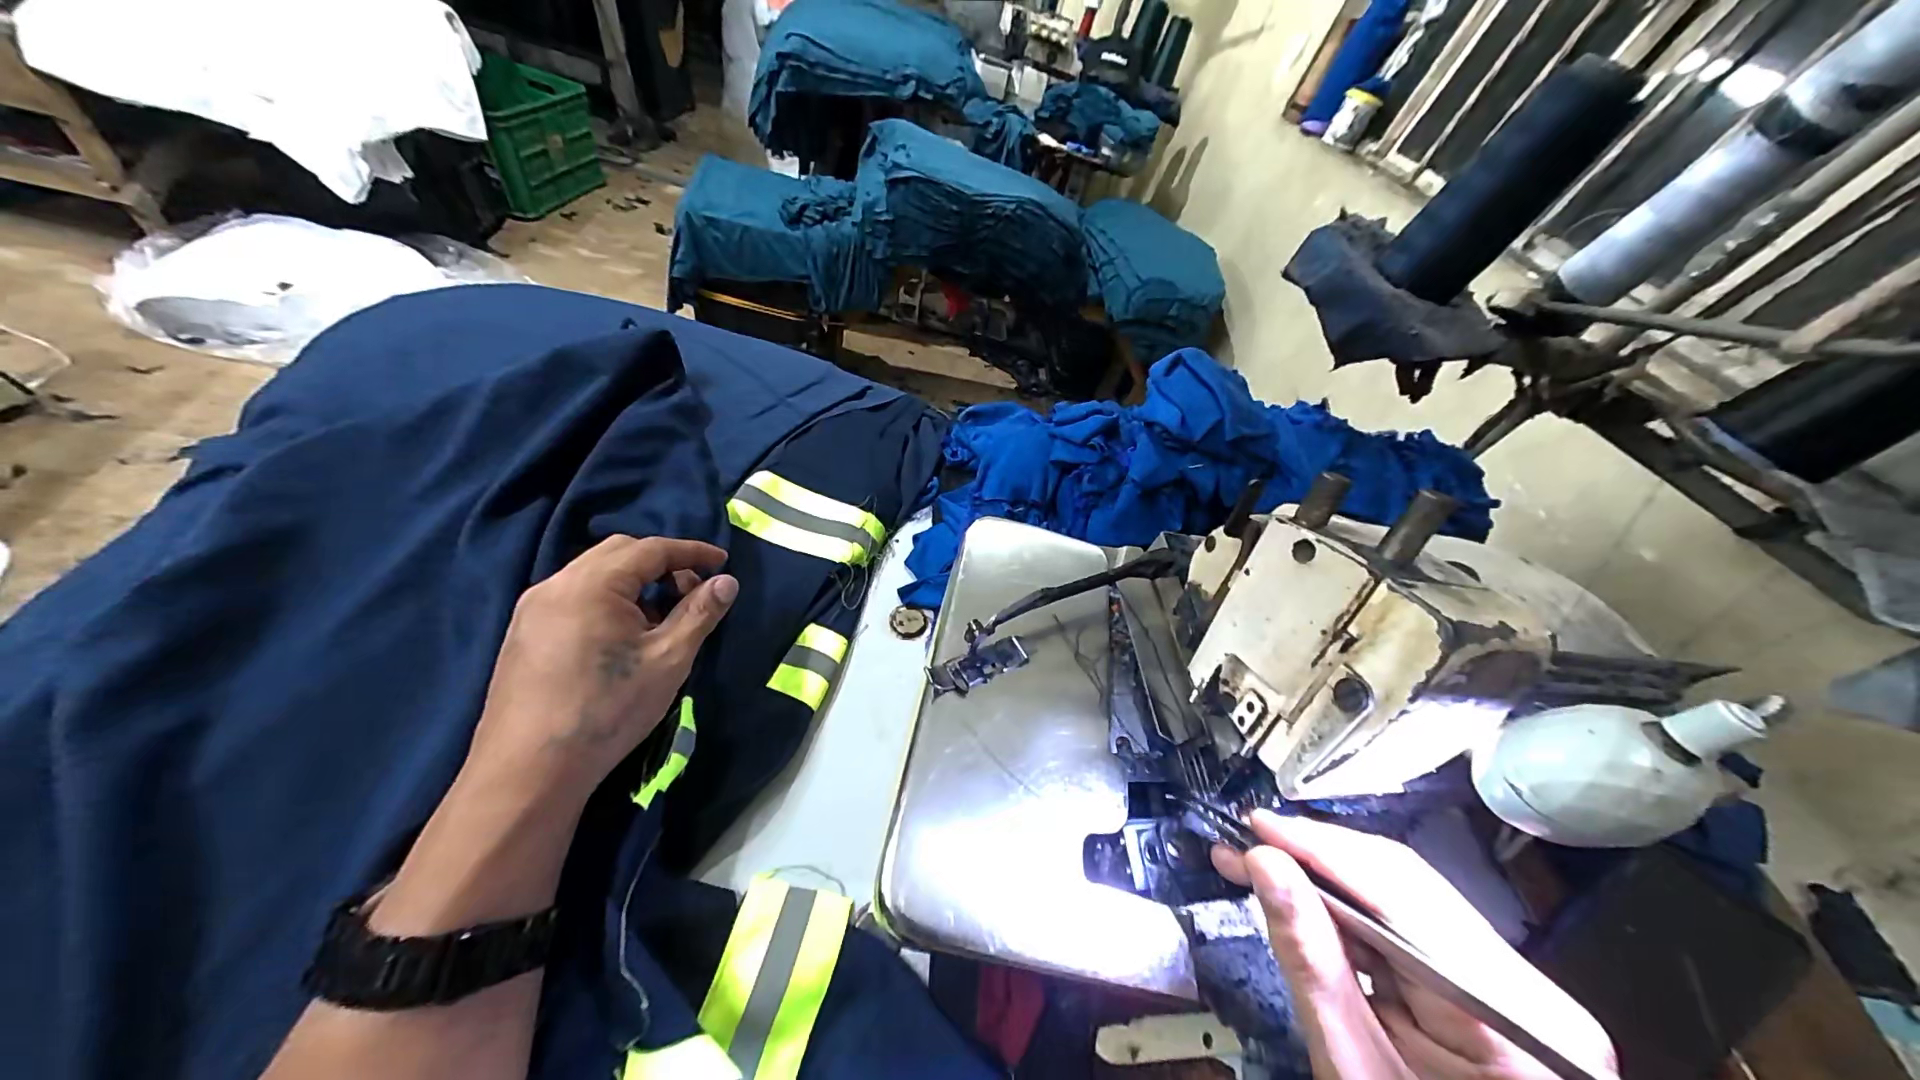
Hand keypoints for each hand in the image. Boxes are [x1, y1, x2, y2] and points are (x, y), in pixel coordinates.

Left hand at [464, 534, 736, 805]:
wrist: (530, 769)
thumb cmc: (608, 709)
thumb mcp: (668, 659)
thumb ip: (699, 613)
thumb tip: (727, 581)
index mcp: (592, 584)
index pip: (651, 549)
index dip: (691, 551)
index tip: (722, 561)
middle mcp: (557, 584)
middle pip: (619, 552)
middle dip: (662, 563)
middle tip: (693, 590)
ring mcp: (534, 608)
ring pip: (595, 573)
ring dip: (635, 582)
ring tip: (662, 616)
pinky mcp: (524, 632)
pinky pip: (575, 595)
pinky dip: (609, 598)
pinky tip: (624, 634)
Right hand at [1211, 812, 1616, 1079]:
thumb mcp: (1350, 1063)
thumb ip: (1310, 958)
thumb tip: (1265, 864)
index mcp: (1513, 1019)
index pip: (1402, 899)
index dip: (1323, 851)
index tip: (1258, 826)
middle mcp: (1527, 989)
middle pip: (1405, 885)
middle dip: (1316, 856)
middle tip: (1247, 841)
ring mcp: (1511, 985)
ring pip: (1401, 894)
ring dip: (1323, 875)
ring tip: (1260, 862)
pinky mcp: (1482, 985)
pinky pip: (1403, 922)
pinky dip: (1345, 906)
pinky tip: (1303, 894)